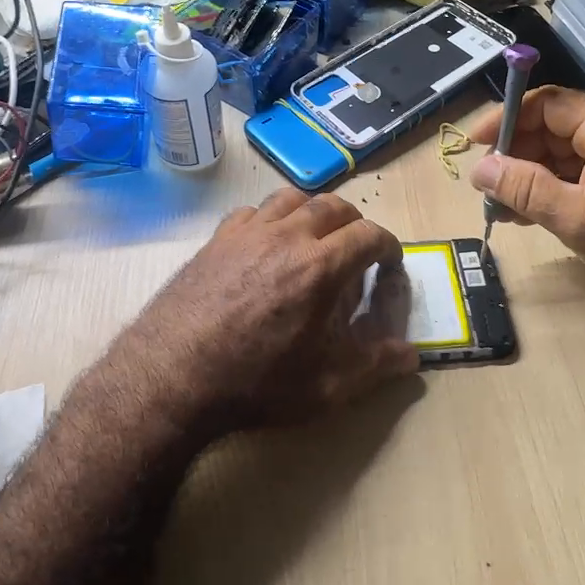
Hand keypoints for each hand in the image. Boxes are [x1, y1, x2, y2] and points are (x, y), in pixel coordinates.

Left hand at [109, 188, 418, 432]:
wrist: (172, 376)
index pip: (370, 235)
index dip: (388, 247)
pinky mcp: (218, 238)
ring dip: (314, 211)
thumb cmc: (255, 384)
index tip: (390, 263)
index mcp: (322, 266)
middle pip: (334, 206)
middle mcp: (288, 235)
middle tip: (357, 250)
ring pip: (293, 198)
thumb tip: (412, 355)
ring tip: (315, 236)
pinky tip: (267, 244)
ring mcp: (248, 231)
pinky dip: (272, 218)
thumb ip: (375, 366)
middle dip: (355, 223)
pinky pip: (254, 211)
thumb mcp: (326, 387)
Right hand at [467, 86, 584, 302]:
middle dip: (515, 154)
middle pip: (552, 127)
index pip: (550, 104)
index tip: (476, 143)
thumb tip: (480, 169)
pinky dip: (548, 189)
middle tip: (486, 186)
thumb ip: (526, 190)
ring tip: (499, 206)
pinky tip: (523, 213)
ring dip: (527, 176)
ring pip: (560, 153)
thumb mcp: (579, 220)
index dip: (508, 118)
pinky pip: (575, 173)